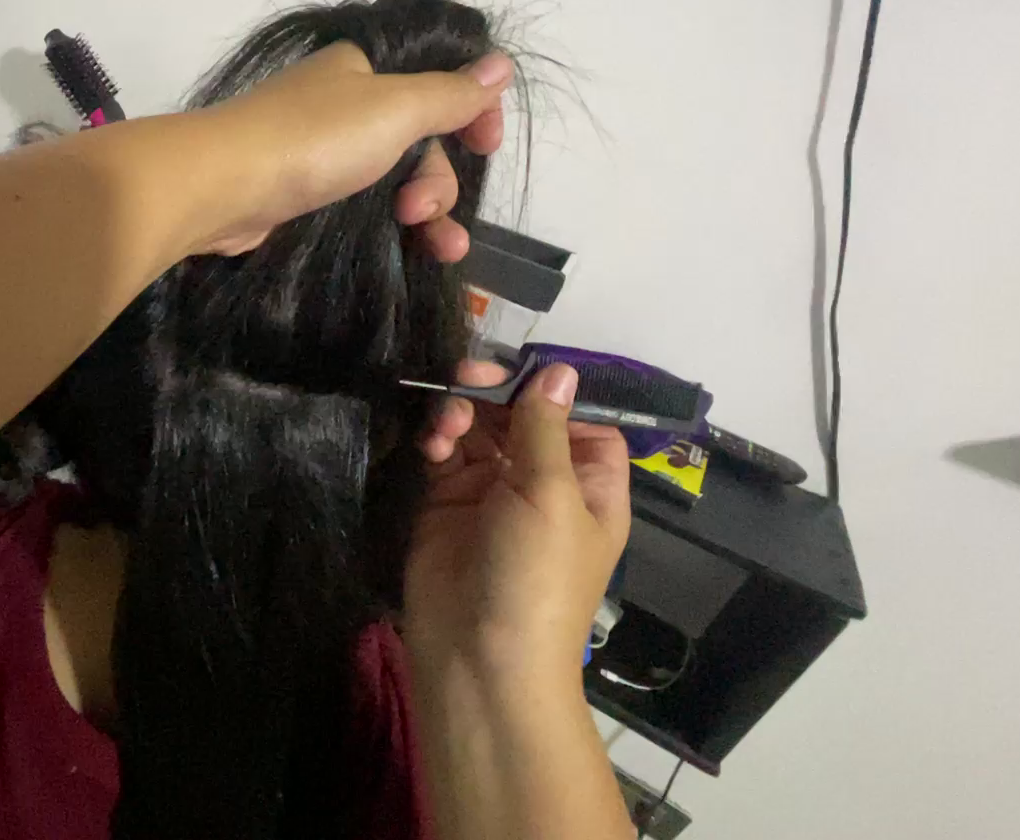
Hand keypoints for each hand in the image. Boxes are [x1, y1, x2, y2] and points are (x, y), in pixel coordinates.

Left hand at [185, 42, 511, 256]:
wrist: (222, 187)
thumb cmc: (313, 139)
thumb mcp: (396, 108)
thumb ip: (451, 93)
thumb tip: (500, 65)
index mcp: (364, 70)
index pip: (437, 82)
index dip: (471, 113)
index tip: (488, 147)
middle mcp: (343, 105)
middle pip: (418, 139)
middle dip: (438, 179)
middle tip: (421, 211)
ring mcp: (319, 151)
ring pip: (393, 177)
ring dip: (427, 210)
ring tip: (440, 246)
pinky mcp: (302, 192)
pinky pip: (363, 203)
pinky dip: (391, 224)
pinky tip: (414, 249)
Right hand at [402, 364, 632, 678]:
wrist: (477, 652)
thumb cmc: (536, 574)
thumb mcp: (551, 495)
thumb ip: (544, 427)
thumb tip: (560, 368)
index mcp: (587, 485)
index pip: (579, 420)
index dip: (553, 394)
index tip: (521, 371)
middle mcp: (540, 482)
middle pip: (520, 417)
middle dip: (494, 393)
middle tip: (466, 375)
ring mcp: (489, 490)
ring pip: (477, 428)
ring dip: (460, 414)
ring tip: (447, 421)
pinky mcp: (444, 499)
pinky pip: (443, 452)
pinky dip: (436, 439)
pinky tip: (432, 444)